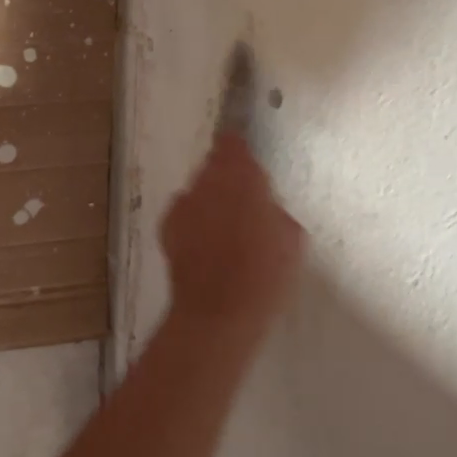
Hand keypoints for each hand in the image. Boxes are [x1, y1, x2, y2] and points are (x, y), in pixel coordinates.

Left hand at [159, 134, 304, 327]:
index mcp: (241, 179)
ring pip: (196, 189)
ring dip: (209, 200)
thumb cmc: (265, 276)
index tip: (248, 160)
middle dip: (226, 177)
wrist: (218, 311)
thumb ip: (273, 207)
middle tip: (243, 202)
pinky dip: (193, 220)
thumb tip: (262, 202)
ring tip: (224, 228)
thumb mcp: (290, 237)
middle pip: (213, 166)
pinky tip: (204, 243)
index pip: (233, 144)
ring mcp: (181, 204)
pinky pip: (183, 212)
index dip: (239, 150)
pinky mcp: (165, 226)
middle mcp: (205, 183)